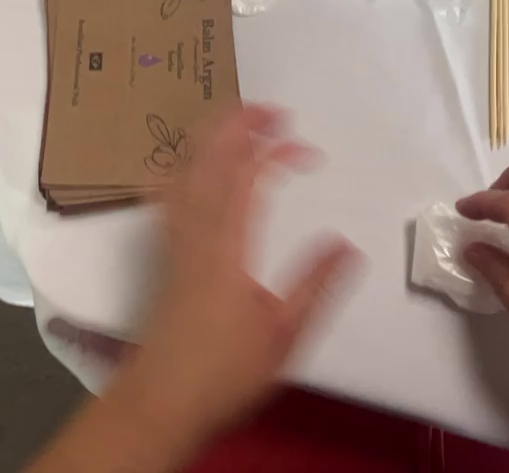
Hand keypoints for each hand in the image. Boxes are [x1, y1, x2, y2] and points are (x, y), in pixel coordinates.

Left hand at [27, 103, 360, 472]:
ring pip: (184, 167)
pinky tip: (187, 162)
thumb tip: (348, 243)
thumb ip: (316, 284)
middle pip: (209, 157)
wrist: (160, 399)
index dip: (278, 152)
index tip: (310, 152)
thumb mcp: (285, 334)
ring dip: (211, 136)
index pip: (249, 176)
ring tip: (236, 121)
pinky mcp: (163, 248)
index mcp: (227, 243)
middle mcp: (195, 228)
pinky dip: (182, 163)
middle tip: (271, 110)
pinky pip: (167, 189)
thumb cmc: (225, 370)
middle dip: (238, 123)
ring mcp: (173, 235)